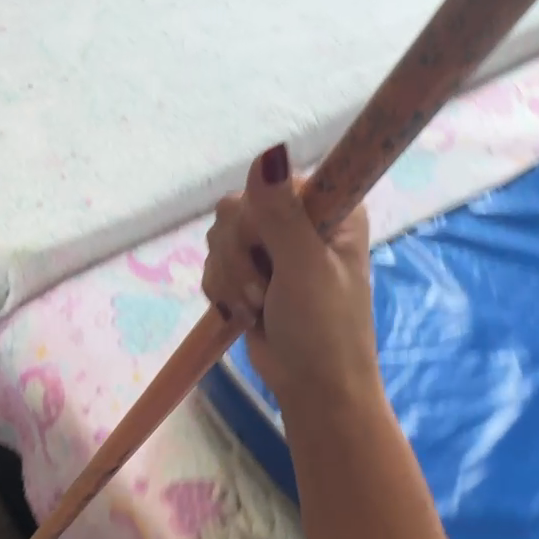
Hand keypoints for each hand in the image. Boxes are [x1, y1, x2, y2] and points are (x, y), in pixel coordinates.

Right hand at [202, 144, 382, 413]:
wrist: (311, 386)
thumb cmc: (324, 329)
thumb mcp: (305, 269)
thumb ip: (280, 214)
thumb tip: (267, 153)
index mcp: (327, 207)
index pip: (268, 183)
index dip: (257, 218)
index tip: (272, 251)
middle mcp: (299, 218)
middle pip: (234, 211)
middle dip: (239, 257)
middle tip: (266, 289)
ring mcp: (271, 246)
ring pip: (217, 238)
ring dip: (230, 279)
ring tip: (259, 305)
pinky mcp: (247, 270)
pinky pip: (210, 262)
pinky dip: (221, 290)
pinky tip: (245, 310)